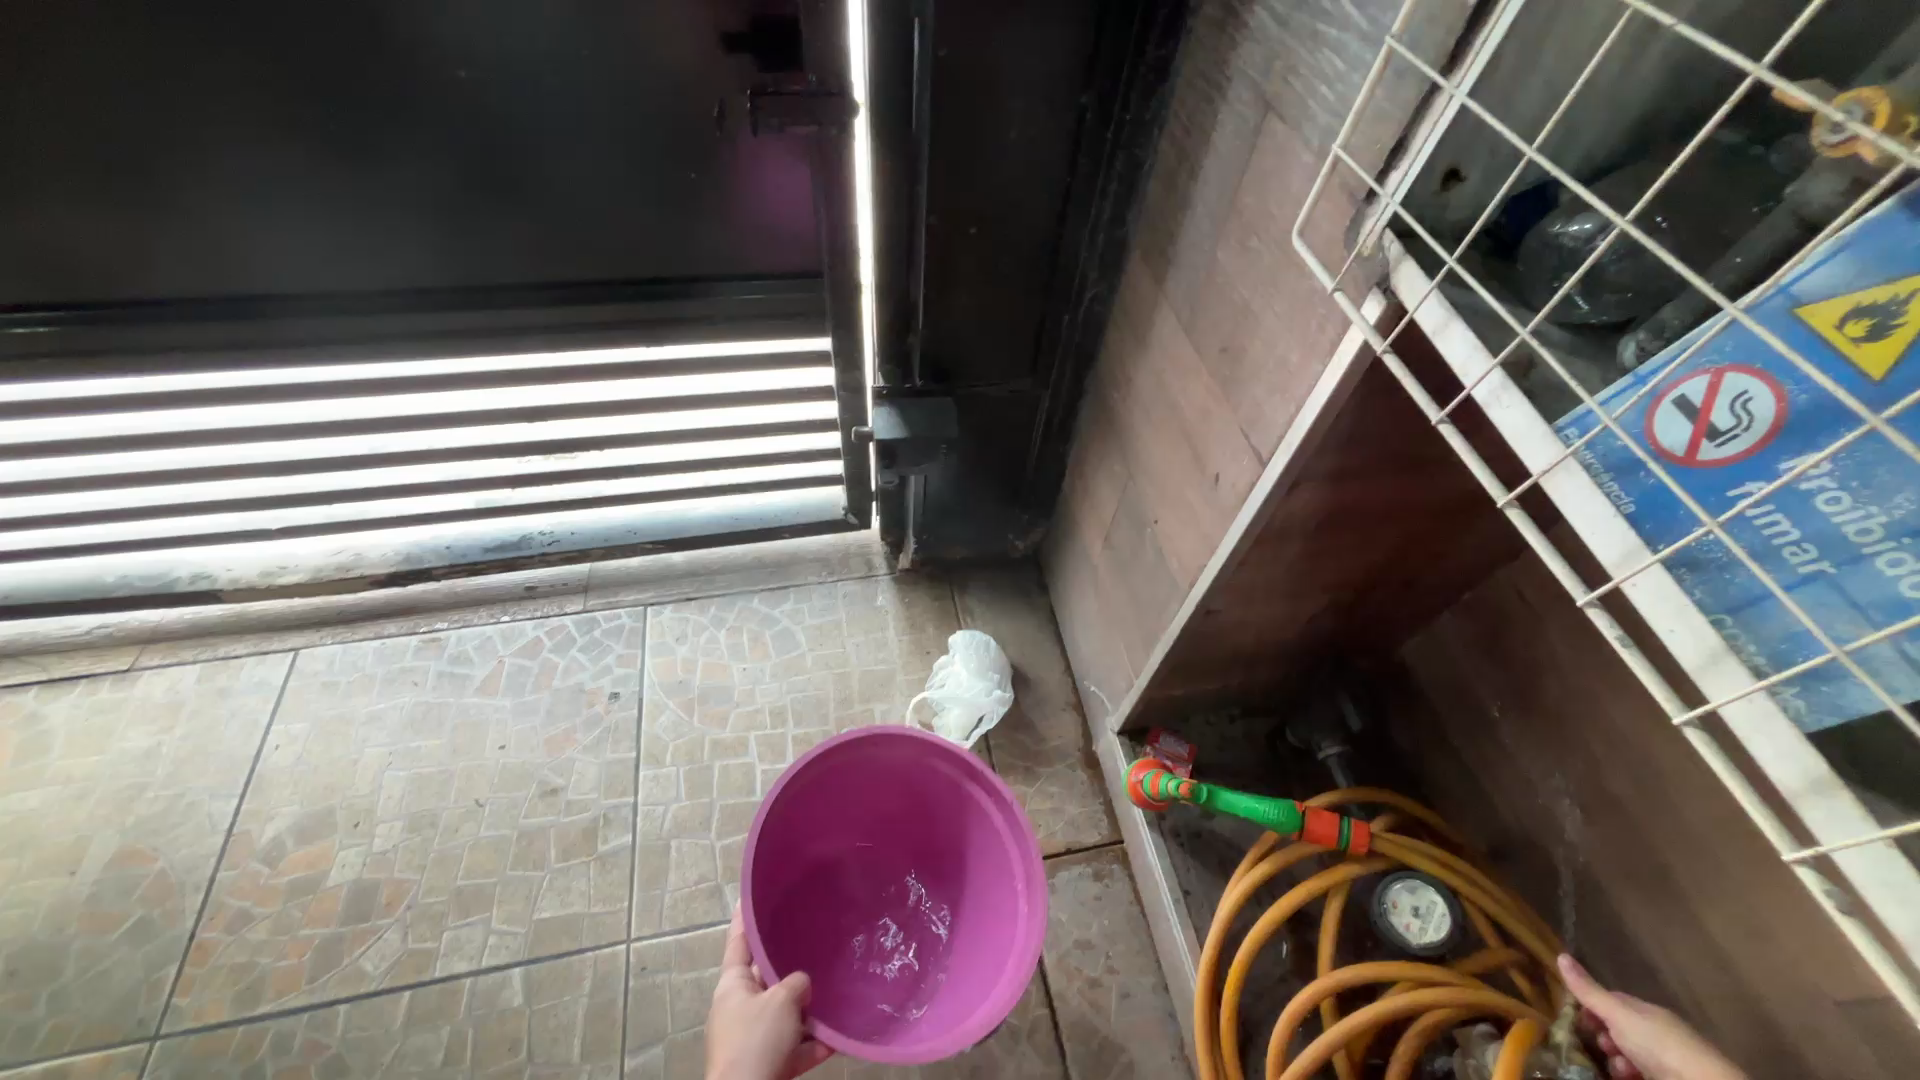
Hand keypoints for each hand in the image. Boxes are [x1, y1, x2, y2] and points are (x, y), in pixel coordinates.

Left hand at [706, 908, 833, 1079]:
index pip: (739, 942)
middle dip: (791, 970)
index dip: (745, 919)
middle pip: (767, 980)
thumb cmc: (756, 1040)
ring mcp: (752, 1039)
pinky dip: (813, 1044)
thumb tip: (802, 986)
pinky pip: (794, 1047)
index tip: (752, 895)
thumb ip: (796, 983)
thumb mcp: (781, 1000)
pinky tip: (838, 1038)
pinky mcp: (766, 1065)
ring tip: (835, 995)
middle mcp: (740, 1007)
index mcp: (733, 985)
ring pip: (784, 1016)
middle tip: (815, 945)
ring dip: (808, 1012)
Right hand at [1557, 955, 1746, 1079]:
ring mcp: (1663, 1060)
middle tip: (1603, 1047)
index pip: (1611, 1001)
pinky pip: (1637, 1074)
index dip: (1590, 1007)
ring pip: (1625, 1056)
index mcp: (1645, 1012)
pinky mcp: (1664, 1079)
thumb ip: (1590, 991)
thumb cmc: (1660, 1046)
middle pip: (1616, 1031)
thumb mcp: (1619, 1015)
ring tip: (1620, 1070)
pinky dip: (1627, 1076)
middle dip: (1603, 1039)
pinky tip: (1628, 1078)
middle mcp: (1655, 1033)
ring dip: (1615, 1062)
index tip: (1576, 1019)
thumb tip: (1561, 955)